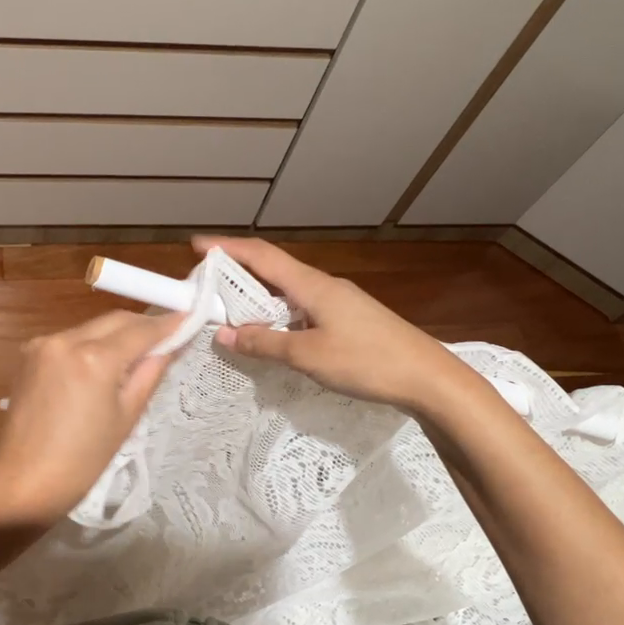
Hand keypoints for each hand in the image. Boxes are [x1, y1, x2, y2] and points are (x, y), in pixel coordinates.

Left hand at [0, 311, 180, 527]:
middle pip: (115, 321)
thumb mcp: (126, 417)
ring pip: (92, 328)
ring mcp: (43, 345)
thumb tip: (173, 345)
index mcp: (94, 358)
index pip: (141, 330)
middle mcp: (66, 340)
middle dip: (143, 326)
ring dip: (116, 336)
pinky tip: (101, 368)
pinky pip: (70, 340)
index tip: (191, 318)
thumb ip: (151, 373)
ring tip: (136, 358)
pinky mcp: (28, 355)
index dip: (169, 325)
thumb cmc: (82, 461)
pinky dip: (90, 346)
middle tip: (168, 338)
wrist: (23, 481)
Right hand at [193, 236, 460, 410]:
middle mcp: (323, 286)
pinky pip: (300, 308)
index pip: (261, 256)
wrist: (428, 378)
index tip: (195, 246)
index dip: (227, 248)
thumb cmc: (367, 361)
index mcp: (312, 285)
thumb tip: (224, 334)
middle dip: (235, 275)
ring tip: (227, 314)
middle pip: (271, 270)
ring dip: (255, 298)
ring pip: (286, 291)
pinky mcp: (347, 320)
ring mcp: (337, 302)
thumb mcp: (308, 357)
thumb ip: (265, 344)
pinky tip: (269, 334)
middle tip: (204, 290)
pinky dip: (276, 314)